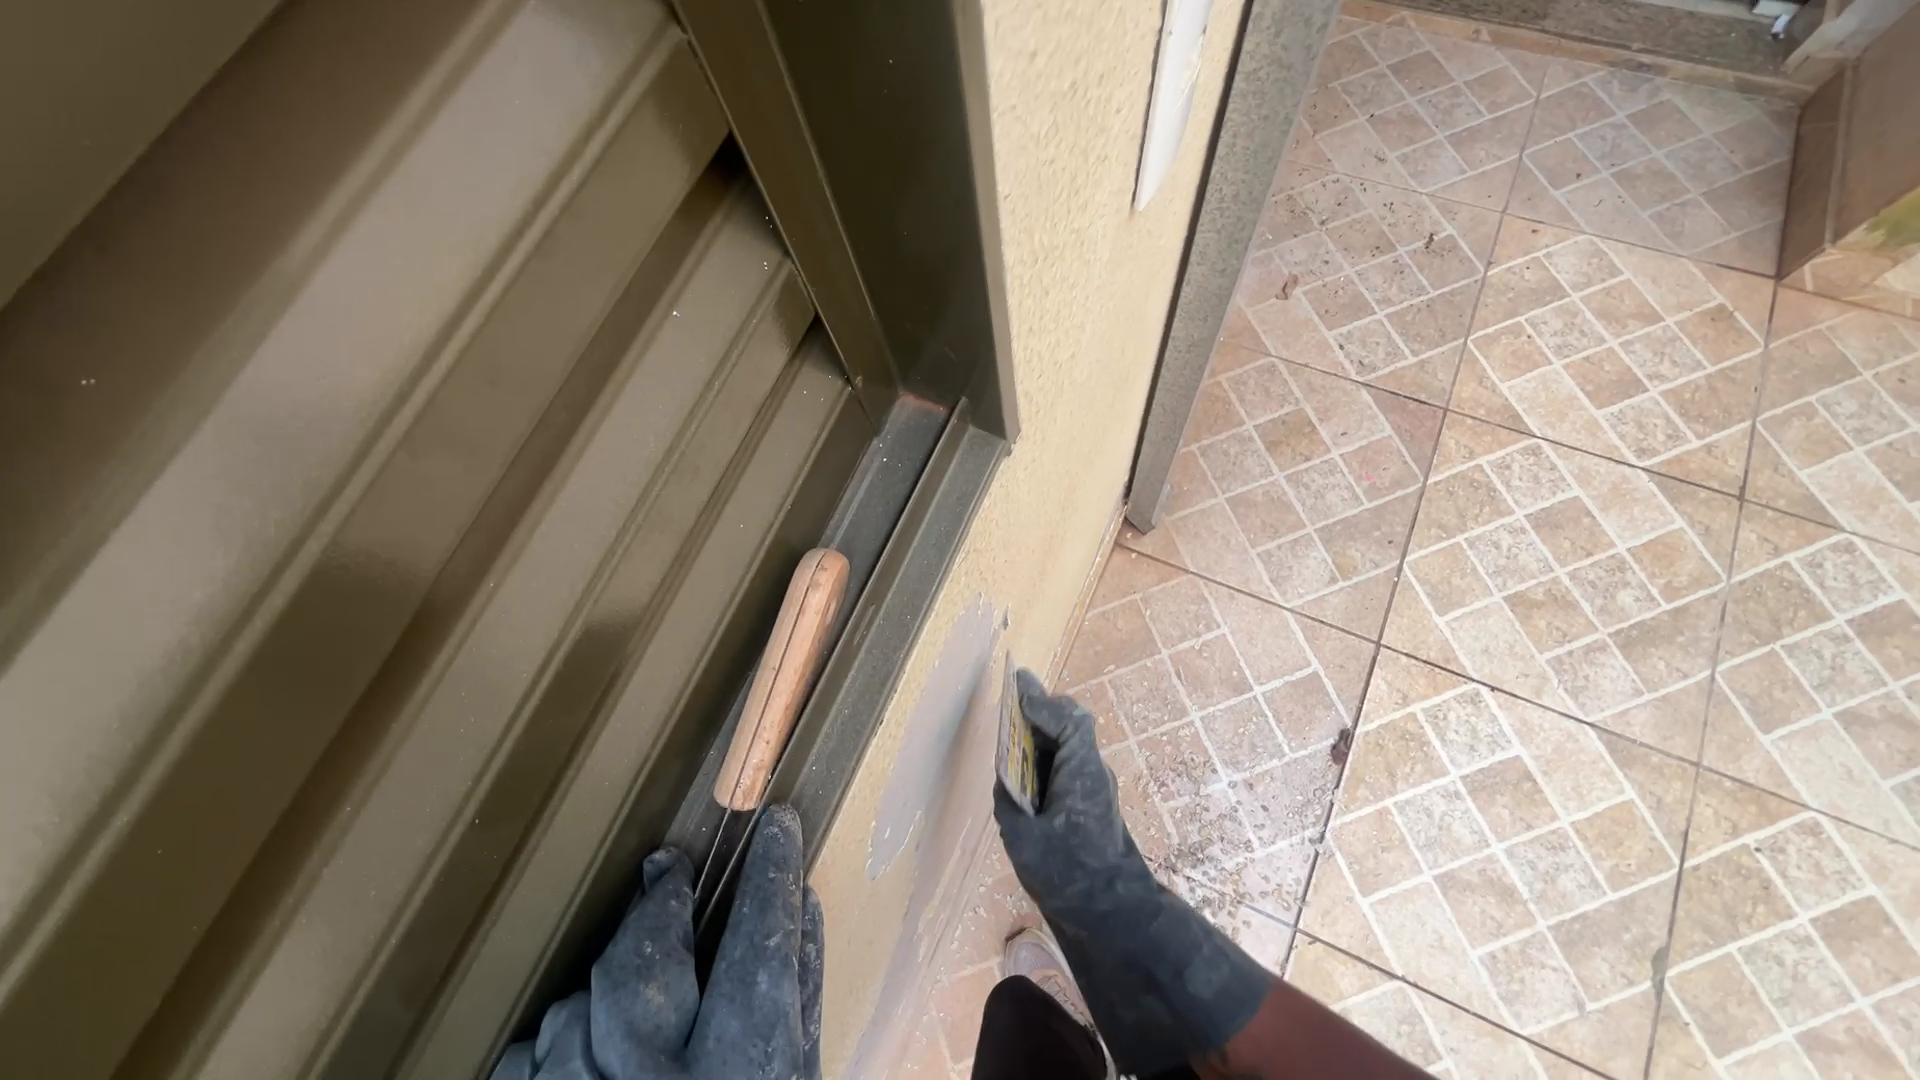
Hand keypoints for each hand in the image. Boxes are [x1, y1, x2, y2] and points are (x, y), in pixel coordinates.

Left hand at [493, 805, 822, 1079]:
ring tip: (633, 959)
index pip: (759, 951)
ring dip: (606, 978)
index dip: (769, 879)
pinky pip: (525, 1066)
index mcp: (742, 1078)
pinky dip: (552, 1042)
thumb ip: (801, 1000)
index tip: (775, 825)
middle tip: (668, 867)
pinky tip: (578, 1039)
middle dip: (659, 906)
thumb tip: (803, 908)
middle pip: (644, 967)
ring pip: (574, 1011)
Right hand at [994, 670, 1269, 1076]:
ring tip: (1014, 725)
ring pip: (1072, 744)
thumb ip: (1010, 799)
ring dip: (1045, 730)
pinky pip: (1069, 764)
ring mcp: (1096, 787)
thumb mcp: (1023, 835)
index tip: (1016, 687)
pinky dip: (1048, 754)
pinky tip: (1027, 766)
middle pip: (1073, 725)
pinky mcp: (1093, 803)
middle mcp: (1093, 771)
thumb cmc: (1067, 872)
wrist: (1112, 913)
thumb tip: (1006, 778)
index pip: (1068, 720)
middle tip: (1014, 697)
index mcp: (1080, 771)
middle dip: (1043, 709)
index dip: (1041, 701)